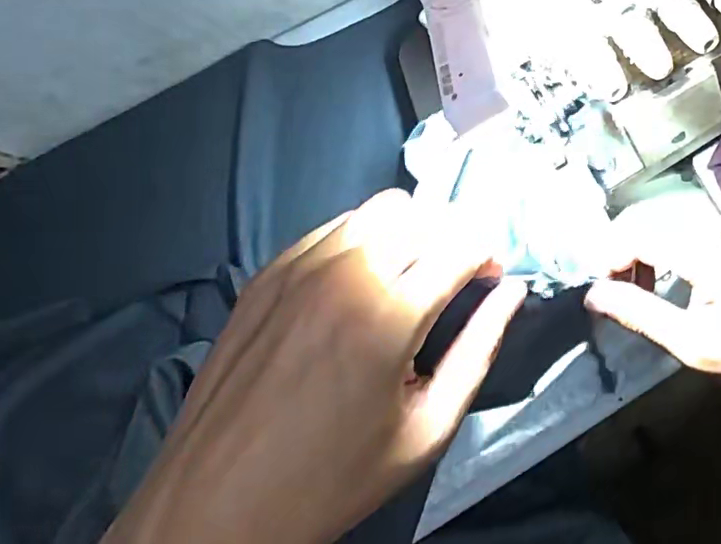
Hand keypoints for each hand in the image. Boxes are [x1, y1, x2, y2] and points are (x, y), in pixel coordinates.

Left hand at [103, 191, 526, 543]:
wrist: (207, 513)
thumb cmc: (330, 479)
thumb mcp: (426, 429)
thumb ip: (480, 349)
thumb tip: (514, 292)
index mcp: (390, 312)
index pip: (463, 244)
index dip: (488, 256)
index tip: (489, 279)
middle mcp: (348, 271)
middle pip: (427, 214)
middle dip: (454, 238)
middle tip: (454, 277)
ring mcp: (301, 266)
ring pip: (381, 207)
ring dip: (412, 230)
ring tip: (410, 273)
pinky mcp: (268, 272)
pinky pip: (336, 225)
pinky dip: (365, 237)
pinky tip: (361, 280)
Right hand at [584, 218, 720, 399]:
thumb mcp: (697, 346)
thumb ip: (642, 314)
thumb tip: (595, 294)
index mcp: (705, 248)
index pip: (637, 235)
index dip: (608, 260)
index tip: (597, 292)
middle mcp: (712, 227)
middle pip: (647, 224)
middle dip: (621, 256)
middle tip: (615, 297)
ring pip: (662, 226)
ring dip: (641, 255)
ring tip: (638, 294)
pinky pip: (681, 231)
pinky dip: (661, 252)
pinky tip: (663, 282)